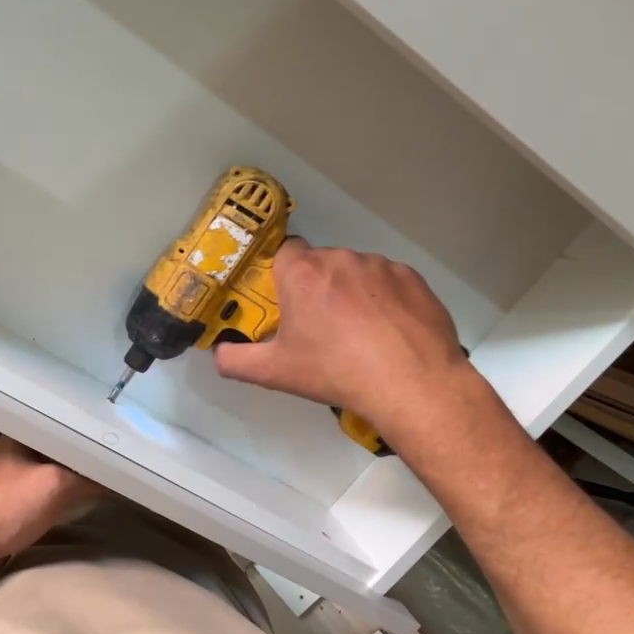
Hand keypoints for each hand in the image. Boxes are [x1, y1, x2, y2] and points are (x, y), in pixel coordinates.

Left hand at [0, 437, 100, 559]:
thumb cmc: (10, 506)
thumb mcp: (55, 486)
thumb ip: (86, 477)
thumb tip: (117, 473)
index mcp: (18, 435)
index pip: (59, 426)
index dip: (85, 434)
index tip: (110, 440)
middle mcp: (10, 450)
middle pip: (54, 448)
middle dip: (79, 455)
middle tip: (109, 459)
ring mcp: (5, 475)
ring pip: (46, 469)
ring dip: (68, 474)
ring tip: (96, 475)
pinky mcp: (5, 498)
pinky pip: (38, 488)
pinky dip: (55, 490)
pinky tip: (71, 495)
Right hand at [214, 238, 476, 442]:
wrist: (412, 383)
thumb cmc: (336, 371)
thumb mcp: (274, 373)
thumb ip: (234, 360)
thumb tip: (220, 353)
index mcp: (302, 274)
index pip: (284, 251)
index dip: (282, 275)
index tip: (286, 301)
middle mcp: (341, 259)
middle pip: (320, 263)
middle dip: (317, 288)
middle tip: (319, 327)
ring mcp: (381, 266)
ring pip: (355, 272)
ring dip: (350, 292)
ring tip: (359, 333)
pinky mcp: (413, 278)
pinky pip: (388, 282)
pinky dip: (383, 300)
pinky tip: (387, 331)